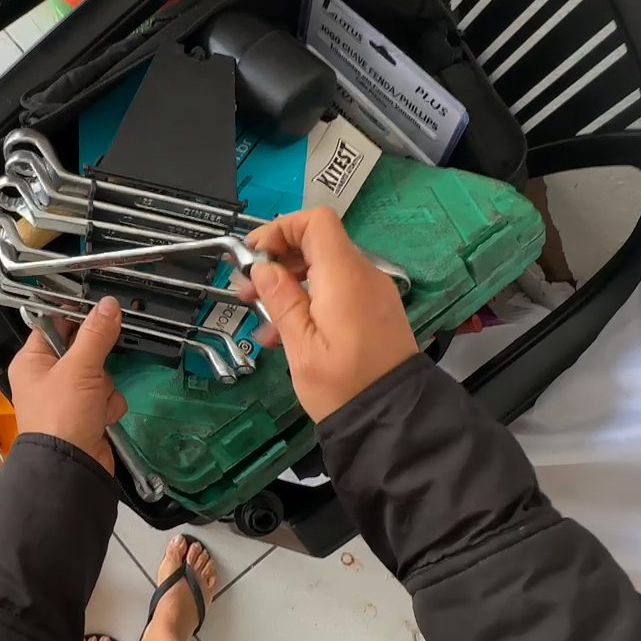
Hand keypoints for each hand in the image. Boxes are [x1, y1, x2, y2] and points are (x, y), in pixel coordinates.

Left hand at [8, 295, 127, 472]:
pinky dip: (108, 406)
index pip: (54, 325)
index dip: (77, 317)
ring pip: (100, 374)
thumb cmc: (61, 415)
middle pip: (83, 350)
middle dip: (97, 363)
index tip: (101, 312)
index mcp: (32, 361)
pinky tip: (102, 418)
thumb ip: (96, 334)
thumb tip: (108, 304)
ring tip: (95, 403)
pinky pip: (106, 396)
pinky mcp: (86, 414)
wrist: (70, 467)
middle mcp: (47, 377)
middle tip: (96, 368)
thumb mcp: (79, 368)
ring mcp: (68, 397)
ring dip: (105, 388)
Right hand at [240, 207, 416, 421]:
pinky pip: (337, 291)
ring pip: (324, 270)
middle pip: (317, 244)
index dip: (281, 229)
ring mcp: (372, 293)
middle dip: (278, 261)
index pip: (315, 222)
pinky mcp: (374, 311)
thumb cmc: (343, 385)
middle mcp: (364, 276)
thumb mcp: (301, 345)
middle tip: (248, 290)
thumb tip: (264, 267)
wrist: (392, 418)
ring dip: (290, 285)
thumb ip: (281, 300)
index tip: (255, 255)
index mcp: (344, 277)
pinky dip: (310, 300)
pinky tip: (287, 333)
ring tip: (263, 318)